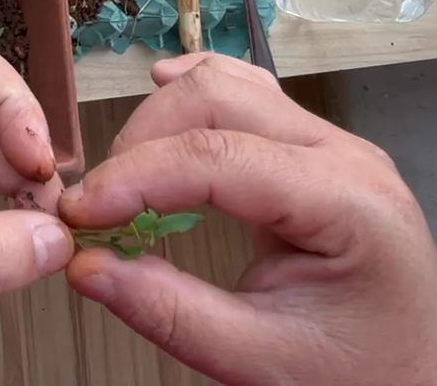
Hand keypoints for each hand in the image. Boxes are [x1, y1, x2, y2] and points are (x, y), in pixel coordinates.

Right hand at [60, 53, 436, 385]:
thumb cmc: (358, 383)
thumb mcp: (262, 365)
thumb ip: (168, 311)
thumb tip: (82, 264)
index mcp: (348, 204)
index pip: (217, 158)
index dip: (135, 177)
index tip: (78, 211)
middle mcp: (344, 151)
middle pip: (215, 98)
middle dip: (142, 140)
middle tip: (102, 200)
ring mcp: (331, 138)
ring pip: (223, 81)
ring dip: (159, 115)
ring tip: (125, 171)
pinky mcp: (311, 141)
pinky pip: (243, 87)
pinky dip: (193, 87)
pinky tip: (161, 88)